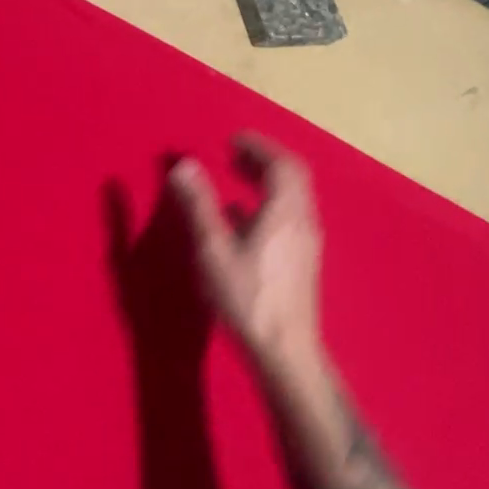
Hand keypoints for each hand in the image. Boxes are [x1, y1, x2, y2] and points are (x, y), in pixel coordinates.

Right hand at [167, 132, 322, 369]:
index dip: (259, 147)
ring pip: (293, 199)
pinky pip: (288, 217)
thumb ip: (199, 206)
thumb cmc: (245, 296)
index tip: (232, 139)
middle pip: (293, 179)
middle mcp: (301, 223)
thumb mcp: (213, 249)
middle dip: (264, 161)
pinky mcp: (300, 262)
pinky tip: (242, 219)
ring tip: (235, 179)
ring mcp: (304, 244)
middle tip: (233, 153)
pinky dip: (267, 204)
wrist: (283, 349)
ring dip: (267, 182)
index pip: (282, 166)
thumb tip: (184, 166)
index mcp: (283, 214)